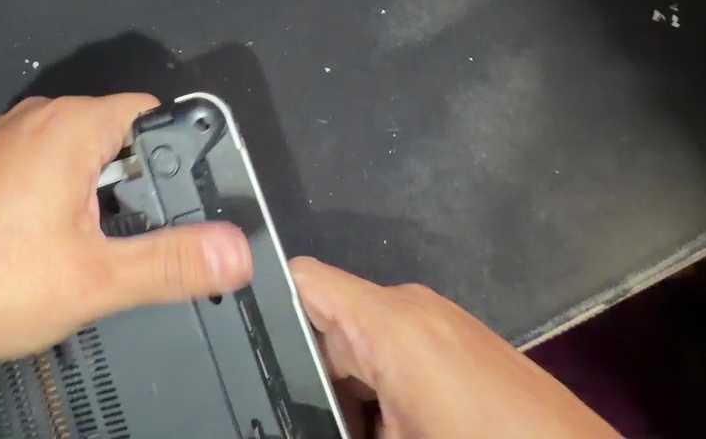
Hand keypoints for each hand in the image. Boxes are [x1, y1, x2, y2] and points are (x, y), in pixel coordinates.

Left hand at [0, 95, 253, 438]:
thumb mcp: (95, 280)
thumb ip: (171, 262)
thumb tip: (230, 250)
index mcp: (69, 127)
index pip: (149, 111)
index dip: (177, 149)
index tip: (185, 190)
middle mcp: (34, 119)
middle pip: (113, 132)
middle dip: (133, 181)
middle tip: (128, 237)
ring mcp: (2, 137)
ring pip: (74, 150)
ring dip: (91, 192)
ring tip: (81, 248)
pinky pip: (38, 162)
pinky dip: (54, 194)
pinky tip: (39, 245)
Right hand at [290, 257, 620, 438]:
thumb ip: (335, 419)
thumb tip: (299, 414)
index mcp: (388, 324)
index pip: (300, 281)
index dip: (262, 309)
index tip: (241, 355)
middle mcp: (411, 309)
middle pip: (327, 323)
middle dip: (312, 380)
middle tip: (303, 420)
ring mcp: (442, 325)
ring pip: (362, 345)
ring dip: (350, 394)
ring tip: (364, 432)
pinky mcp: (464, 345)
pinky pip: (398, 355)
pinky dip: (384, 395)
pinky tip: (395, 432)